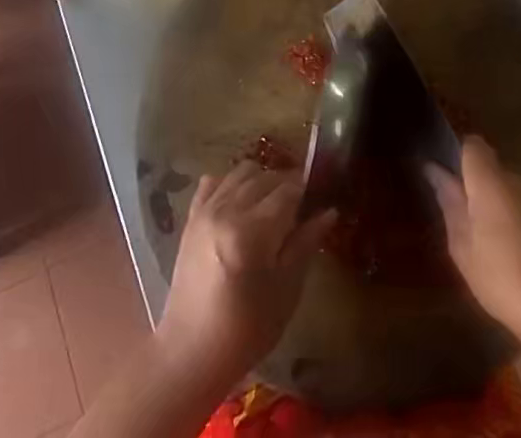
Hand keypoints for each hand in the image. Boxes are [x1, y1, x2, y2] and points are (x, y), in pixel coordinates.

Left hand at [156, 162, 334, 383]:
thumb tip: (329, 212)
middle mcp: (227, 210)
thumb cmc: (248, 328)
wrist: (193, 348)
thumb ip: (305, 244)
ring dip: (260, 181)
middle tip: (299, 208)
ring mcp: (205, 210)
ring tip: (270, 207)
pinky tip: (240, 205)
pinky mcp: (191, 217)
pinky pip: (213, 182)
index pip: (288, 191)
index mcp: (253, 231)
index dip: (307, 191)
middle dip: (286, 185)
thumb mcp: (286, 290)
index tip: (319, 199)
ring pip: (239, 172)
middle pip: (264, 177)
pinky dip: (230, 184)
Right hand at [425, 136, 520, 342]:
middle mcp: (520, 182)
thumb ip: (450, 204)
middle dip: (474, 186)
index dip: (456, 155)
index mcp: (492, 182)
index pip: (472, 146)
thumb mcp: (464, 247)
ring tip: (483, 243)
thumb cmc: (506, 281)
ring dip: (495, 207)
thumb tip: (435, 171)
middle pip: (491, 169)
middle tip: (458, 220)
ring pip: (510, 191)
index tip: (442, 176)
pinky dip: (515, 223)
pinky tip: (510, 257)